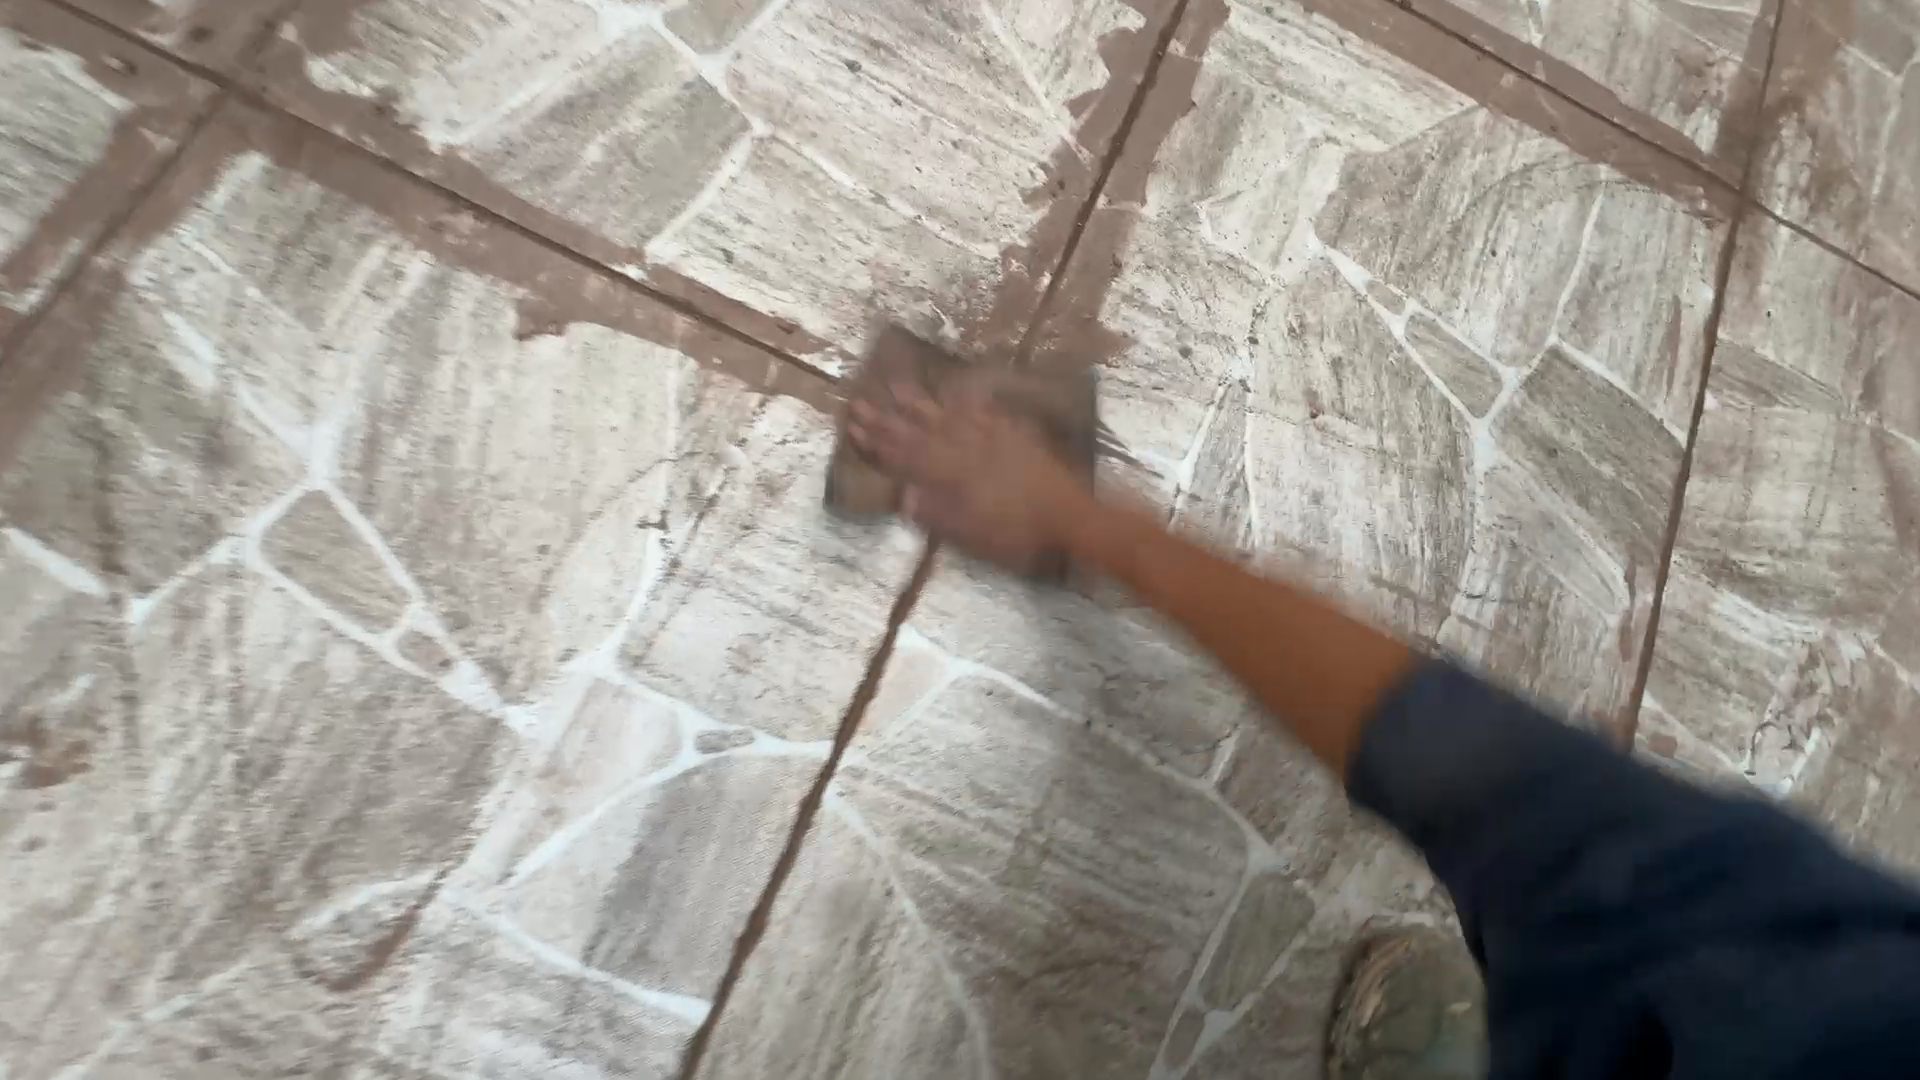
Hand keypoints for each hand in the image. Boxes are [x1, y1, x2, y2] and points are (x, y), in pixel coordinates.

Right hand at [847, 382, 1093, 572]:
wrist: (1069, 516)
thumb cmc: (1020, 535)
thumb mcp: (975, 535)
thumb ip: (939, 515)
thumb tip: (906, 498)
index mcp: (953, 476)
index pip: (906, 457)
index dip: (877, 443)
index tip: (852, 427)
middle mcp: (966, 450)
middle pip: (920, 432)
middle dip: (887, 419)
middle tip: (859, 402)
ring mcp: (990, 438)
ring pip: (948, 416)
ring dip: (920, 403)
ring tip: (897, 385)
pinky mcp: (1013, 435)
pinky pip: (985, 412)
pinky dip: (967, 401)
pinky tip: (957, 389)